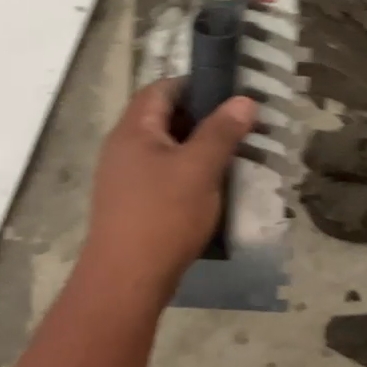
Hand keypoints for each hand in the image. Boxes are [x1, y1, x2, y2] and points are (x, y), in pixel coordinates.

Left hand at [79, 79, 257, 297]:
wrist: (126, 280)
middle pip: (163, 119)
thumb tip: (244, 100)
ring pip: (164, 151)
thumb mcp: (200, 169)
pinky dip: (186, 176)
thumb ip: (221, 131)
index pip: (162, 89)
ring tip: (231, 160)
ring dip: (196, 151)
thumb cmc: (163, 216)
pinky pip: (161, 178)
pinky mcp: (130, 206)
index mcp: (134, 130)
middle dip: (201, 120)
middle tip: (238, 128)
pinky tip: (209, 192)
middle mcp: (122, 148)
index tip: (230, 95)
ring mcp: (123, 179)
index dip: (195, 85)